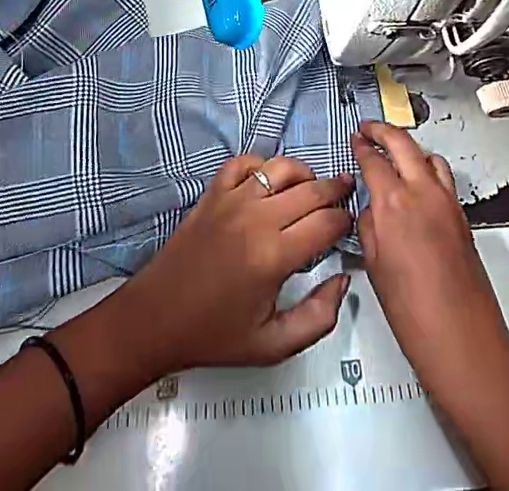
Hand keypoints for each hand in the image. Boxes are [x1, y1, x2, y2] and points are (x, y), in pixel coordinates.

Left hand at [107, 155, 354, 376]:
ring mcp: (230, 201)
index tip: (350, 226)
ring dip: (303, 173)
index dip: (346, 221)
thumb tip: (342, 280)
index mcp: (273, 256)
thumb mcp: (275, 344)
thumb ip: (319, 317)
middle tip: (346, 194)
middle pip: (310, 190)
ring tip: (313, 186)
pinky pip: (241, 163)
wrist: (158, 316)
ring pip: (279, 168)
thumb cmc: (215, 333)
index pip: (326, 223)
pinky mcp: (211, 195)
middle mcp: (254, 219)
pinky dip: (261, 164)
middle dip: (335, 190)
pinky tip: (270, 180)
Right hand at [352, 120, 508, 387]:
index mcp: (395, 203)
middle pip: (404, 144)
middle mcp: (425, 195)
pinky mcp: (463, 220)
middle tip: (369, 129)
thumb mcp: (374, 263)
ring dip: (409, 148)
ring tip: (394, 152)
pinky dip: (427, 169)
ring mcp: (449, 205)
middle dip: (383, 131)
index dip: (361, 146)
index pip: (374, 159)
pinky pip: (443, 180)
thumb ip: (369, 224)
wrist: (463, 340)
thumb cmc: (414, 311)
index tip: (355, 139)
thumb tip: (370, 208)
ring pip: (429, 157)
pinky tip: (416, 184)